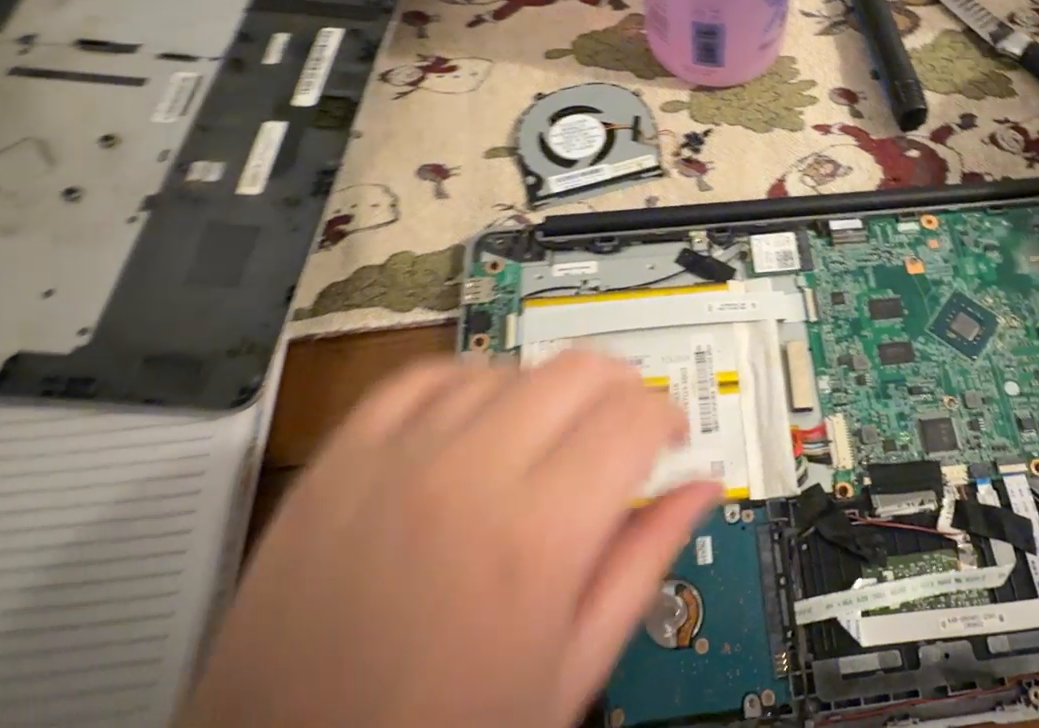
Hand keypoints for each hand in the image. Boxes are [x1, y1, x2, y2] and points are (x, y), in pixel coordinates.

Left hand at [183, 353, 721, 727]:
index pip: (633, 420)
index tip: (671, 440)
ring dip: (546, 391)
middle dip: (622, 389)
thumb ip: (643, 562)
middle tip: (626, 429)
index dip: (668, 418)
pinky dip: (466, 383)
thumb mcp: (568, 670)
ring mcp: (394, 459)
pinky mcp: (337, 462)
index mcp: (537, 538)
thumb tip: (701, 490)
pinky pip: (419, 379)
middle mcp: (468, 475)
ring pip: (503, 369)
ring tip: (549, 438)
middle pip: (576, 373)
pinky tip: (477, 416)